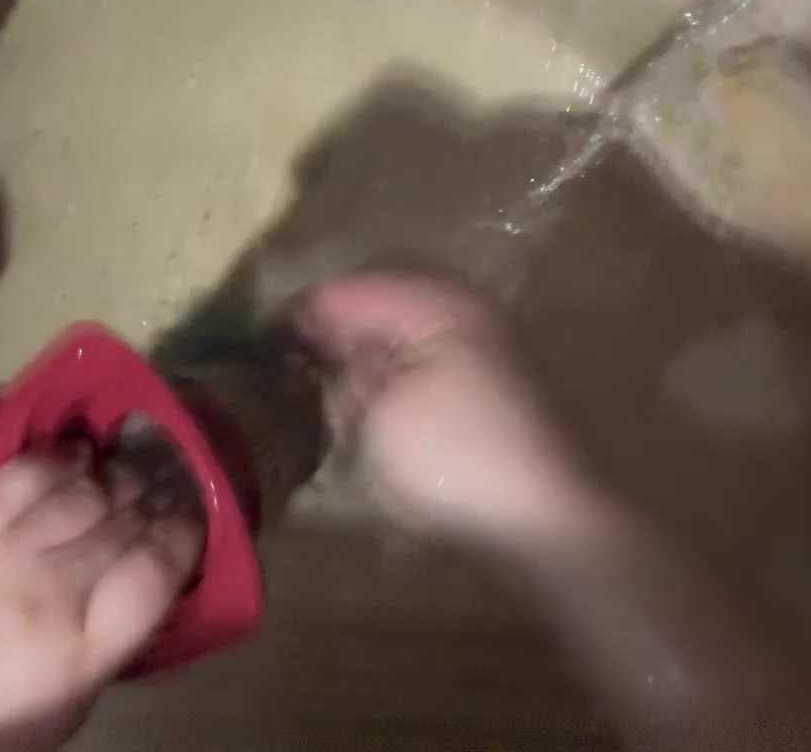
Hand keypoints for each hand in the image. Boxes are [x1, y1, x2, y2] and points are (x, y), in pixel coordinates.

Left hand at [0, 454, 201, 751]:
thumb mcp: (71, 705)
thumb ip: (113, 637)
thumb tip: (150, 575)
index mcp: (83, 650)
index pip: (156, 570)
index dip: (186, 532)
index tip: (198, 512)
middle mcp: (49, 592)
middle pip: (124, 522)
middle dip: (161, 492)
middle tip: (178, 472)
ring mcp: (0, 554)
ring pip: (81, 493)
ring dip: (120, 471)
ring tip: (140, 456)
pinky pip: (18, 479)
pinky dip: (55, 459)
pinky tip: (80, 450)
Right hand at [296, 270, 597, 549]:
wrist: (544, 521)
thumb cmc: (453, 461)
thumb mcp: (377, 414)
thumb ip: (341, 369)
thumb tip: (315, 348)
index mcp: (433, 303)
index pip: (347, 289)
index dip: (302, 316)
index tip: (266, 346)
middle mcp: (458, 305)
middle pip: (374, 291)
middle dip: (333, 322)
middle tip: (297, 359)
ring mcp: (475, 337)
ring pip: (397, 317)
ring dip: (360, 340)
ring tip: (328, 378)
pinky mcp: (481, 371)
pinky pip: (418, 344)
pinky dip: (387, 359)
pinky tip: (369, 393)